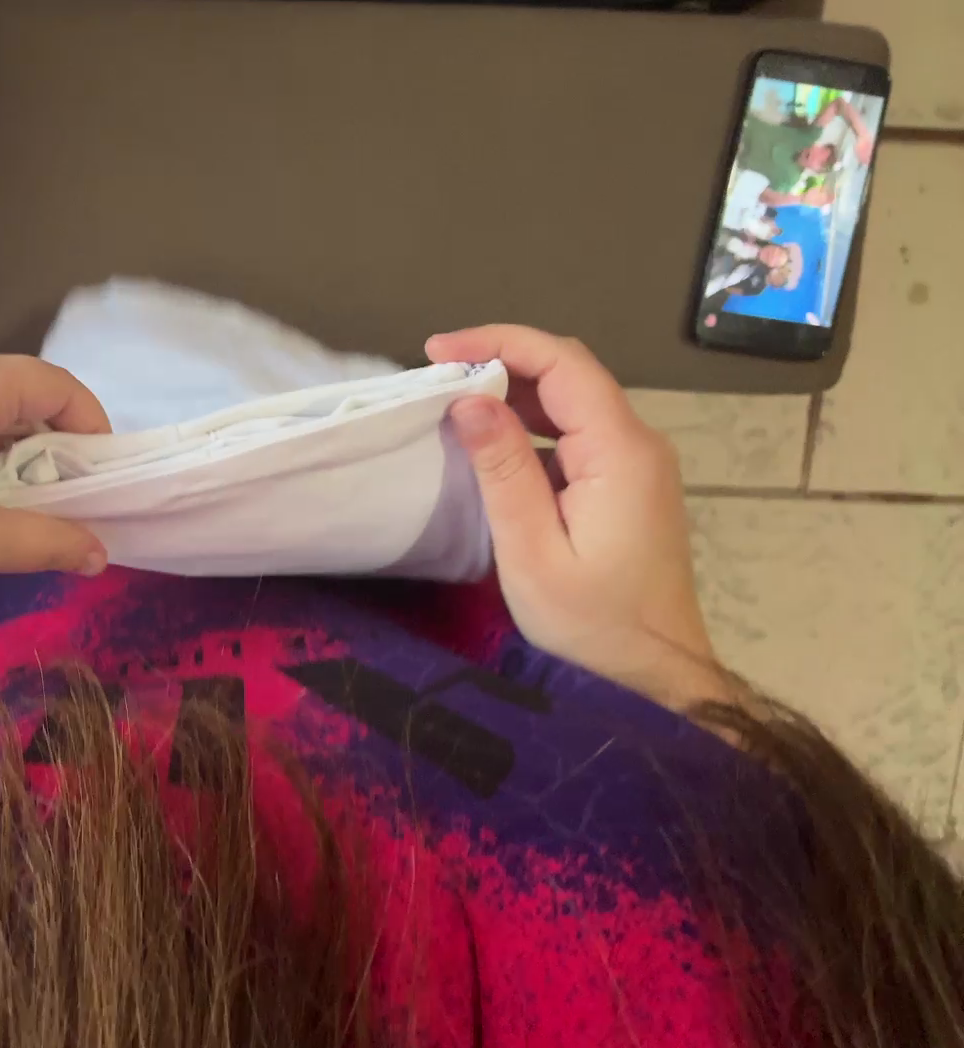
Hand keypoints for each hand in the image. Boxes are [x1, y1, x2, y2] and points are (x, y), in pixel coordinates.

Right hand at [426, 326, 729, 709]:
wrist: (650, 670)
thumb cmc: (587, 619)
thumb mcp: (531, 548)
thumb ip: (503, 471)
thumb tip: (468, 401)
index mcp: (619, 452)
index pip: (563, 366)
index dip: (498, 344)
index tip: (434, 352)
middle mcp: (634, 444)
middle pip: (568, 374)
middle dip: (498, 359)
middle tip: (430, 374)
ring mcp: (630, 463)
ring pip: (567, 400)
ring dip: (507, 389)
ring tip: (445, 398)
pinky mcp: (617, 483)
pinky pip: (567, 432)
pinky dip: (521, 421)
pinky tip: (482, 436)